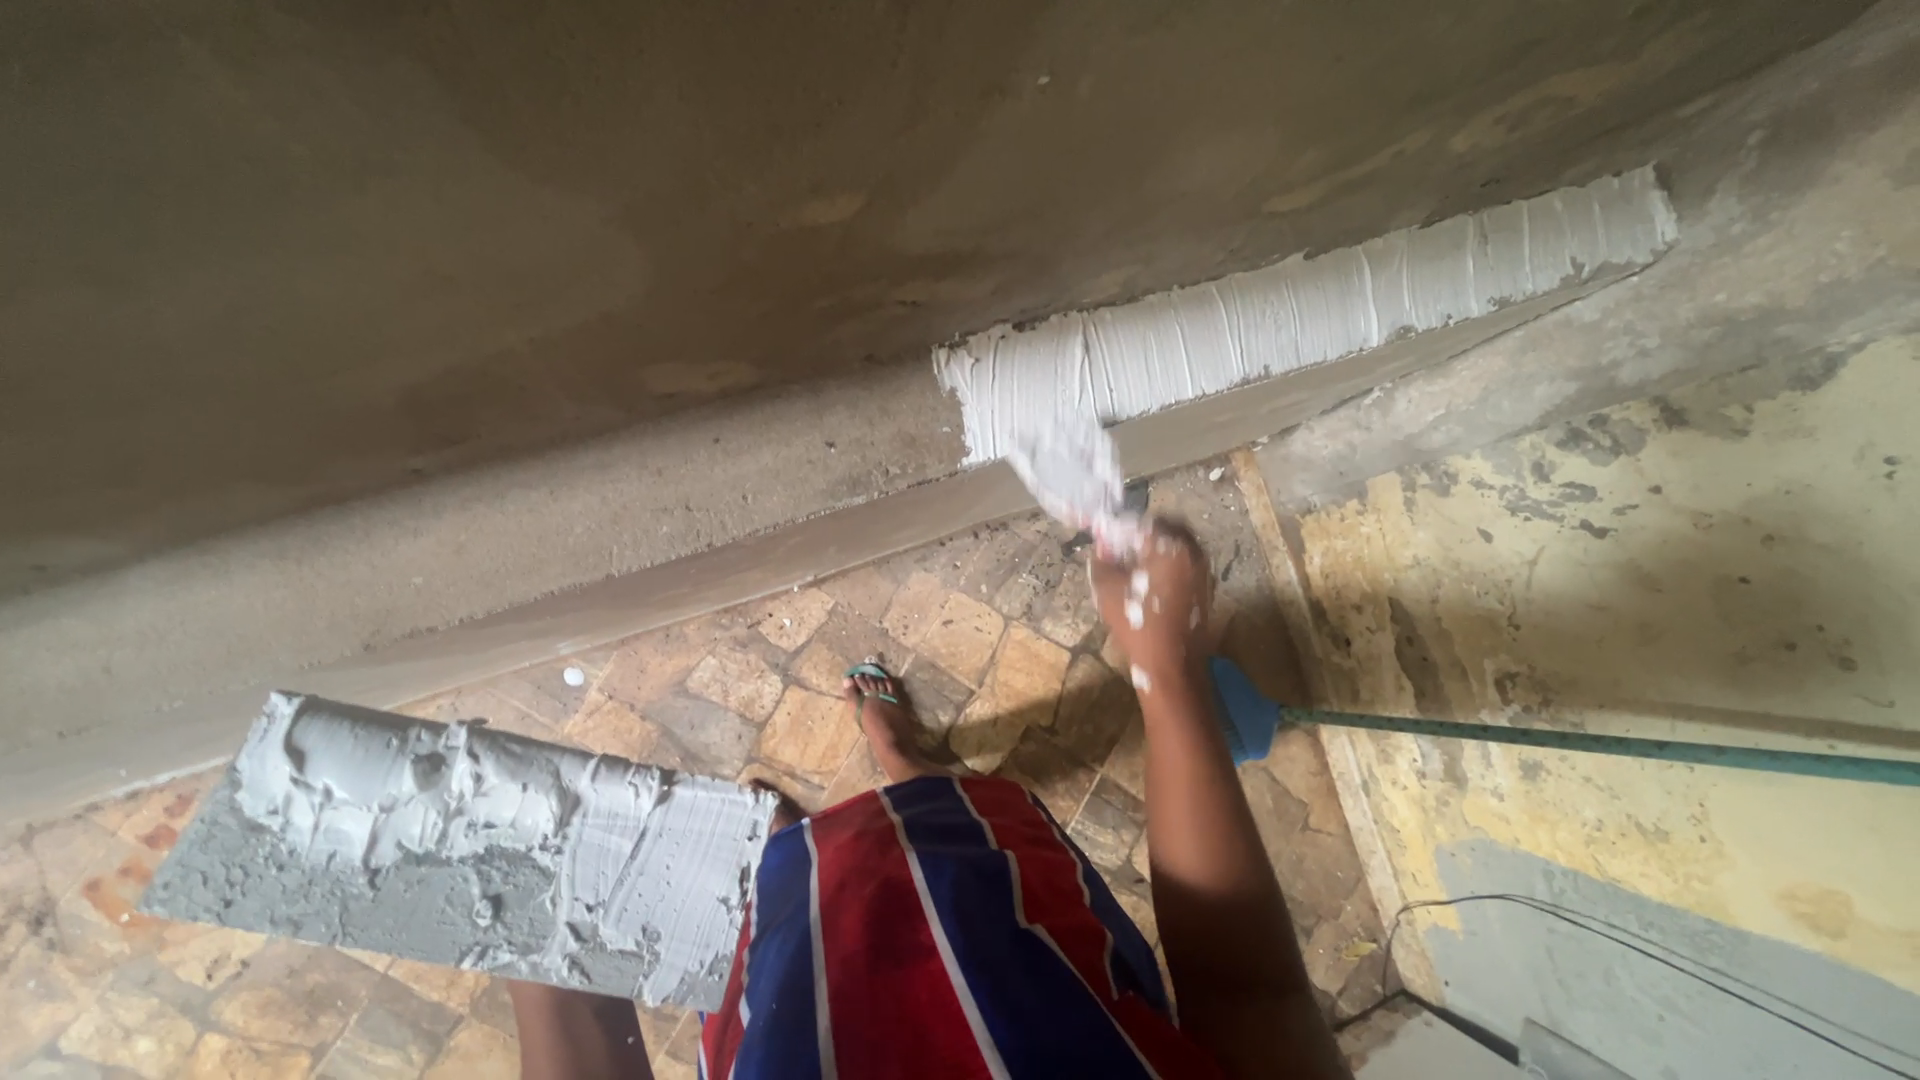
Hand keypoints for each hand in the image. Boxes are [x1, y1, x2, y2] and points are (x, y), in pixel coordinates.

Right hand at [1090, 519, 1210, 686]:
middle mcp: (1193, 553)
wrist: (1172, 665)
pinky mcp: (1205, 588)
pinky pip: (1183, 564)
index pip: (1141, 523)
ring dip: (1154, 549)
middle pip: (1165, 529)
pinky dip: (1166, 564)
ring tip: (1131, 563)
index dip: (1119, 527)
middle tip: (1119, 545)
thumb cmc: (1139, 626)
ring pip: (1176, 546)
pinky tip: (1146, 580)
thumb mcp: (1108, 591)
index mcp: (1171, 547)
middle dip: (1140, 534)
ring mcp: (1203, 571)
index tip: (1103, 535)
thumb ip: (1102, 561)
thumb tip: (1103, 547)